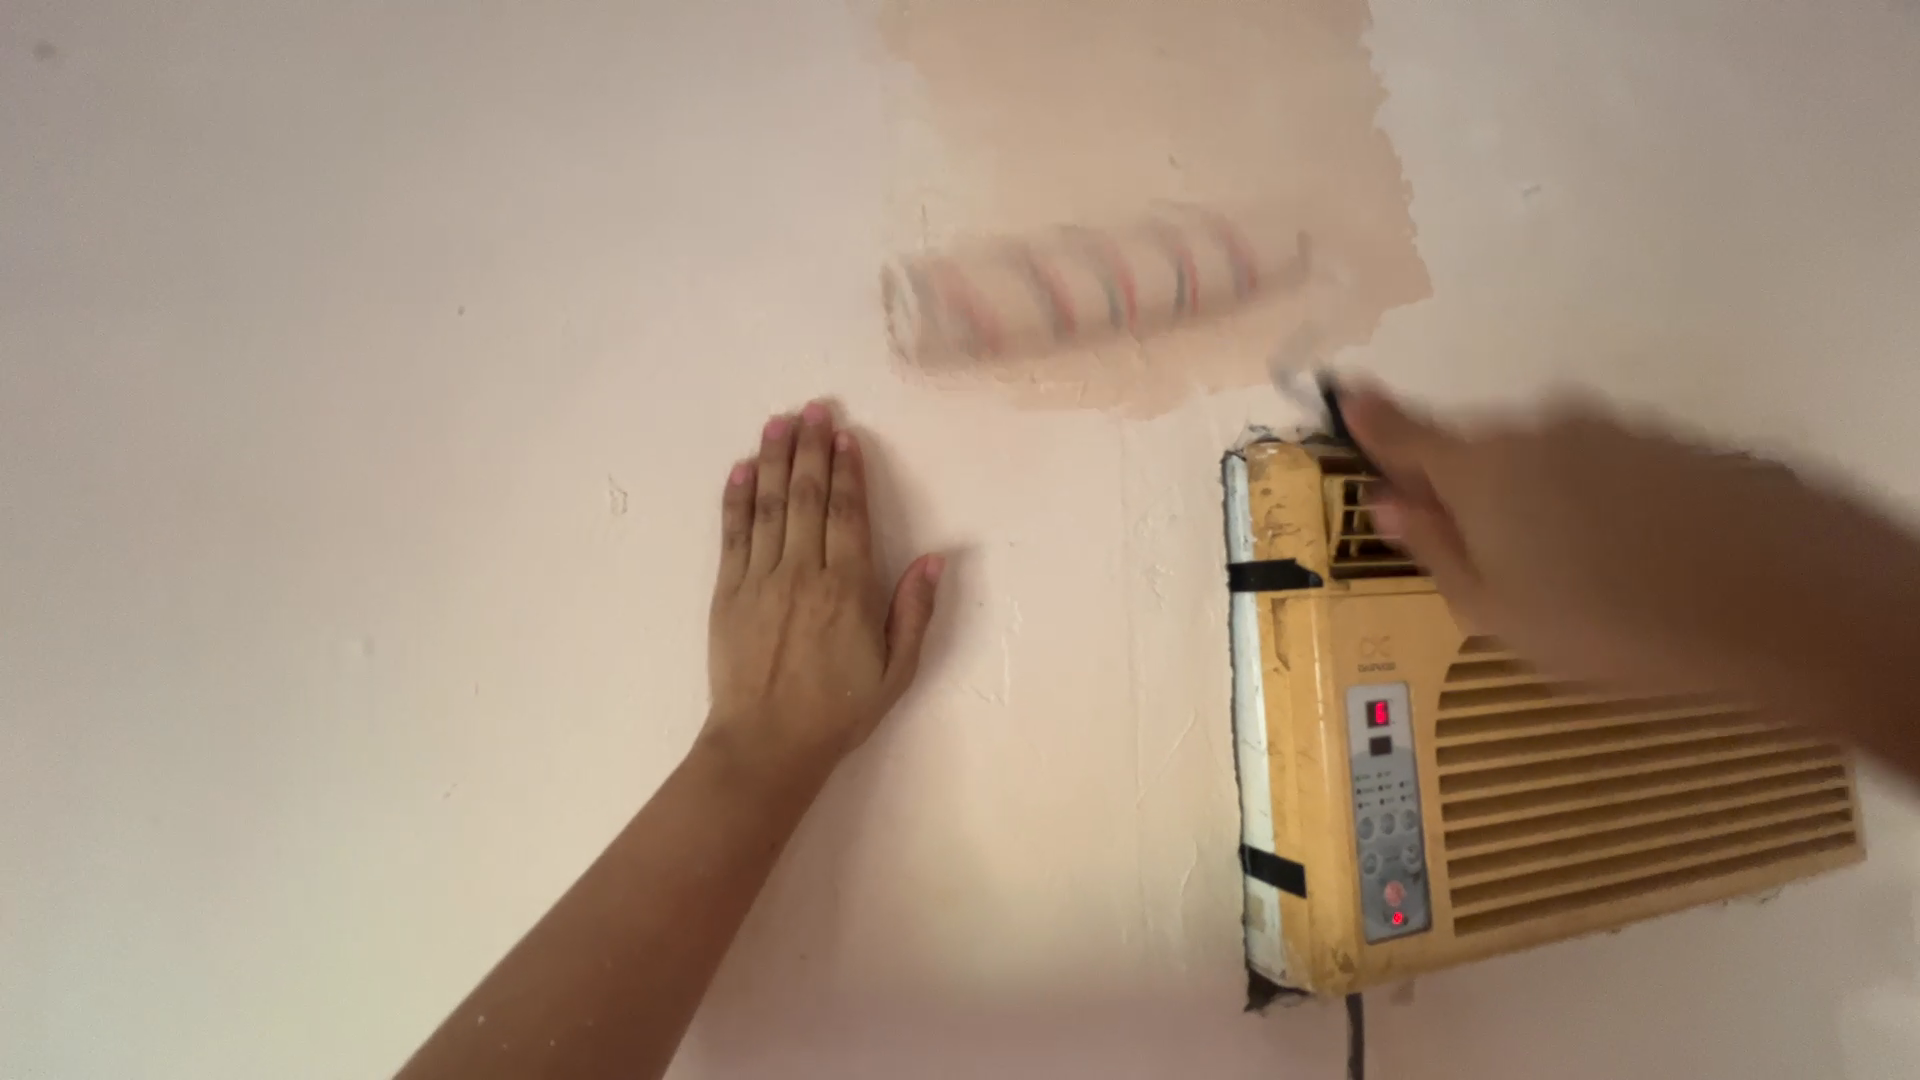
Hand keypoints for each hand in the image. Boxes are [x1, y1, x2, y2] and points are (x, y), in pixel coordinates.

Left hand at [705, 401, 943, 774]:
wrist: (767, 744)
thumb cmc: (838, 709)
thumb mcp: (897, 670)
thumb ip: (914, 610)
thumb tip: (934, 557)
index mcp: (847, 589)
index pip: (848, 514)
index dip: (848, 470)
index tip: (845, 434)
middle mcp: (802, 573)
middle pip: (808, 497)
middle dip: (810, 448)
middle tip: (811, 407)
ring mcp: (760, 579)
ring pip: (769, 506)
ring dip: (774, 459)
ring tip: (778, 421)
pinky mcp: (727, 592)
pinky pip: (733, 535)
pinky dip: (736, 498)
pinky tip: (741, 469)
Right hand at [1342, 386, 1917, 703]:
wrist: (1803, 609)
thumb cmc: (1609, 622)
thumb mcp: (1491, 610)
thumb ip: (1431, 548)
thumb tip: (1387, 505)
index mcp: (1479, 469)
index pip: (1403, 432)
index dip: (1368, 416)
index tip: (1344, 393)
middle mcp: (1540, 430)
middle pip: (1476, 451)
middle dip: (1462, 488)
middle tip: (1479, 552)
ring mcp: (1615, 431)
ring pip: (1542, 459)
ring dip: (1533, 497)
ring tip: (1570, 569)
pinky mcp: (1680, 443)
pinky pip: (1606, 466)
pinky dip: (1596, 499)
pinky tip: (1631, 555)